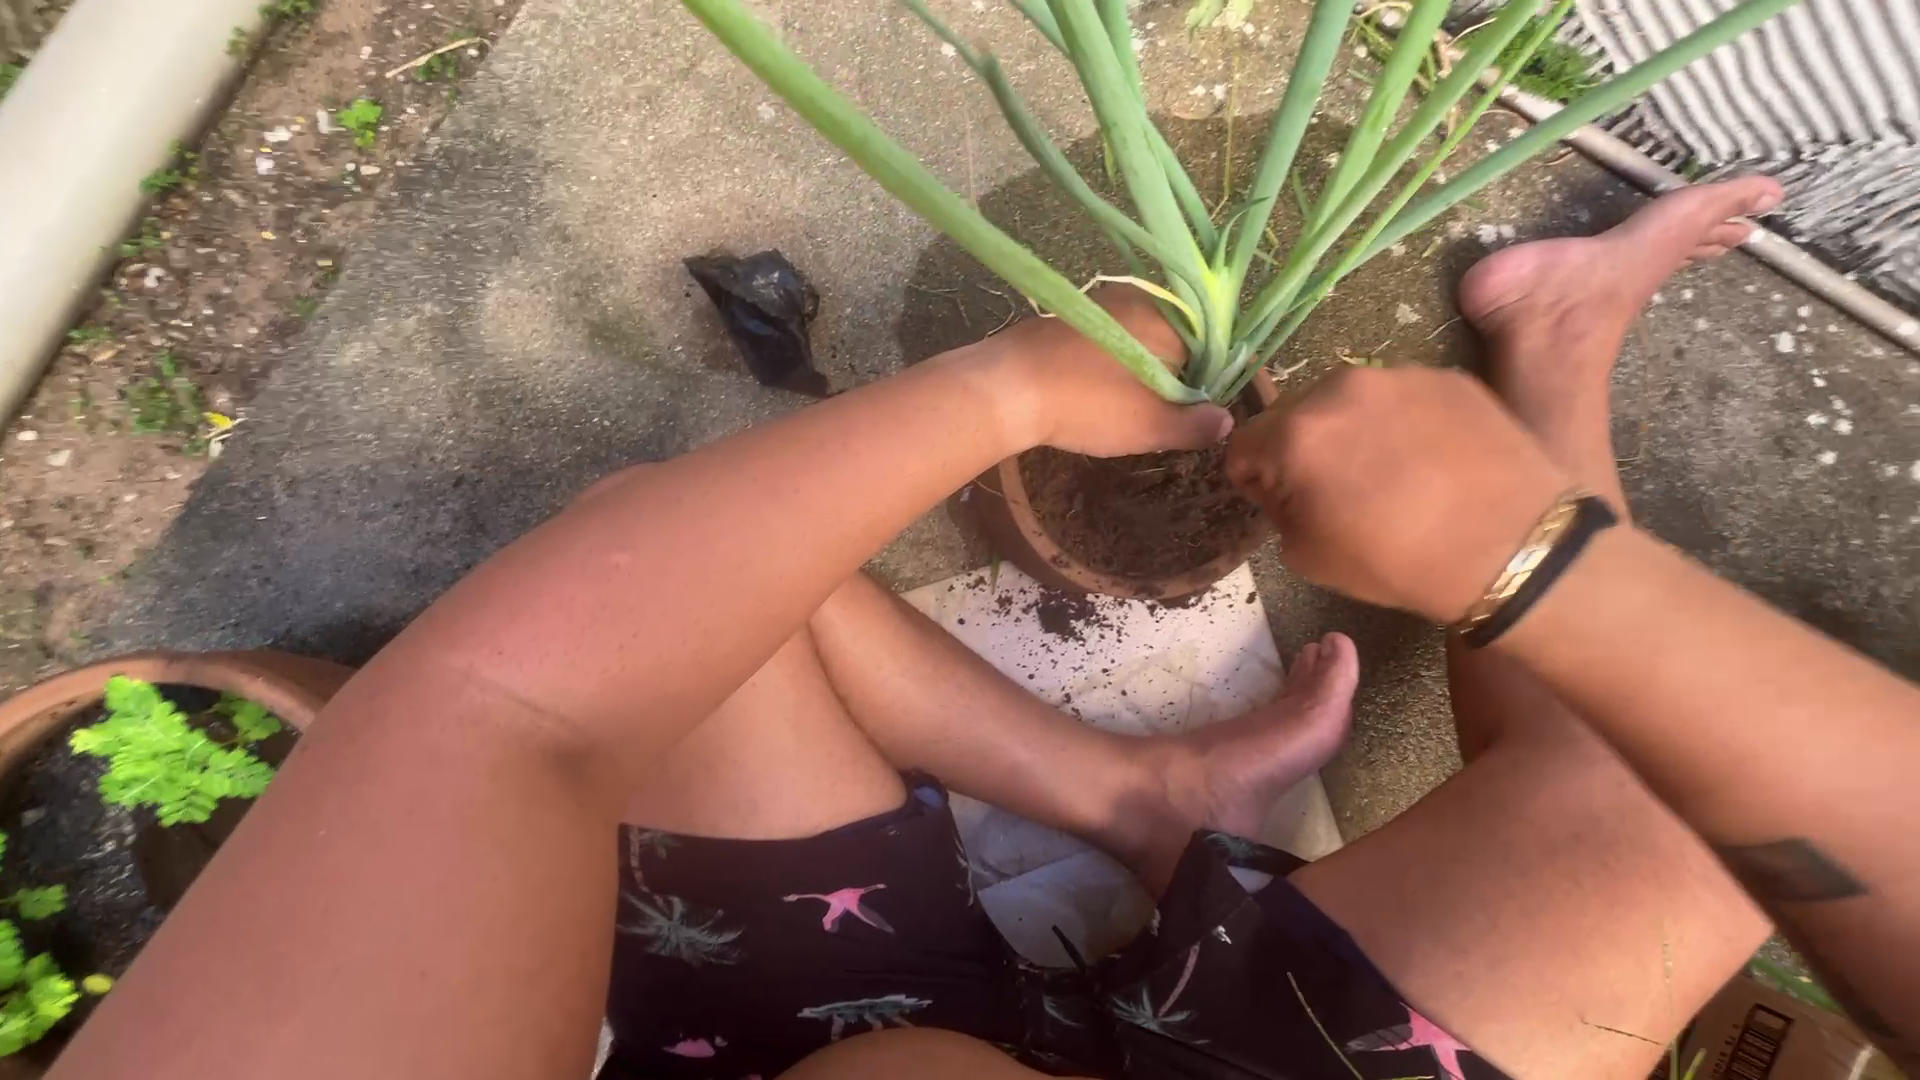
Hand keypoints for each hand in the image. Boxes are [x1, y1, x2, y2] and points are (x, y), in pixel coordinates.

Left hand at [974, 285, 1232, 456]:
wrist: (1007, 387)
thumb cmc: (1089, 404)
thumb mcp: (1150, 427)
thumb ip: (1193, 424)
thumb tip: (1224, 419)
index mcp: (1168, 317)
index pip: (1205, 351)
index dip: (1198, 388)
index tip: (1180, 418)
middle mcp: (1136, 298)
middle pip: (1168, 343)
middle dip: (1163, 381)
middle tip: (1143, 420)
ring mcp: (1096, 302)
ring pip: (1132, 343)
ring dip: (1129, 376)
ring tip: (1113, 411)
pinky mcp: (1062, 316)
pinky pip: (1098, 342)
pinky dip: (1099, 367)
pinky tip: (1084, 394)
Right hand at [1224, 365, 1571, 622]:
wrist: (1514, 549)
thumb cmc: (1396, 560)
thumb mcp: (1306, 554)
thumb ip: (1277, 509)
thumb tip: (1283, 487)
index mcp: (1295, 434)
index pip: (1244, 443)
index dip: (1251, 476)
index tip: (1274, 498)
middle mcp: (1338, 390)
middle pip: (1293, 414)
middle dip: (1297, 447)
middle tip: (1328, 485)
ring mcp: (1397, 376)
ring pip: (1346, 400)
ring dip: (1347, 429)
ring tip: (1383, 469)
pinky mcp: (1447, 377)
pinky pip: (1398, 396)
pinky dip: (1397, 422)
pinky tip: (1424, 459)